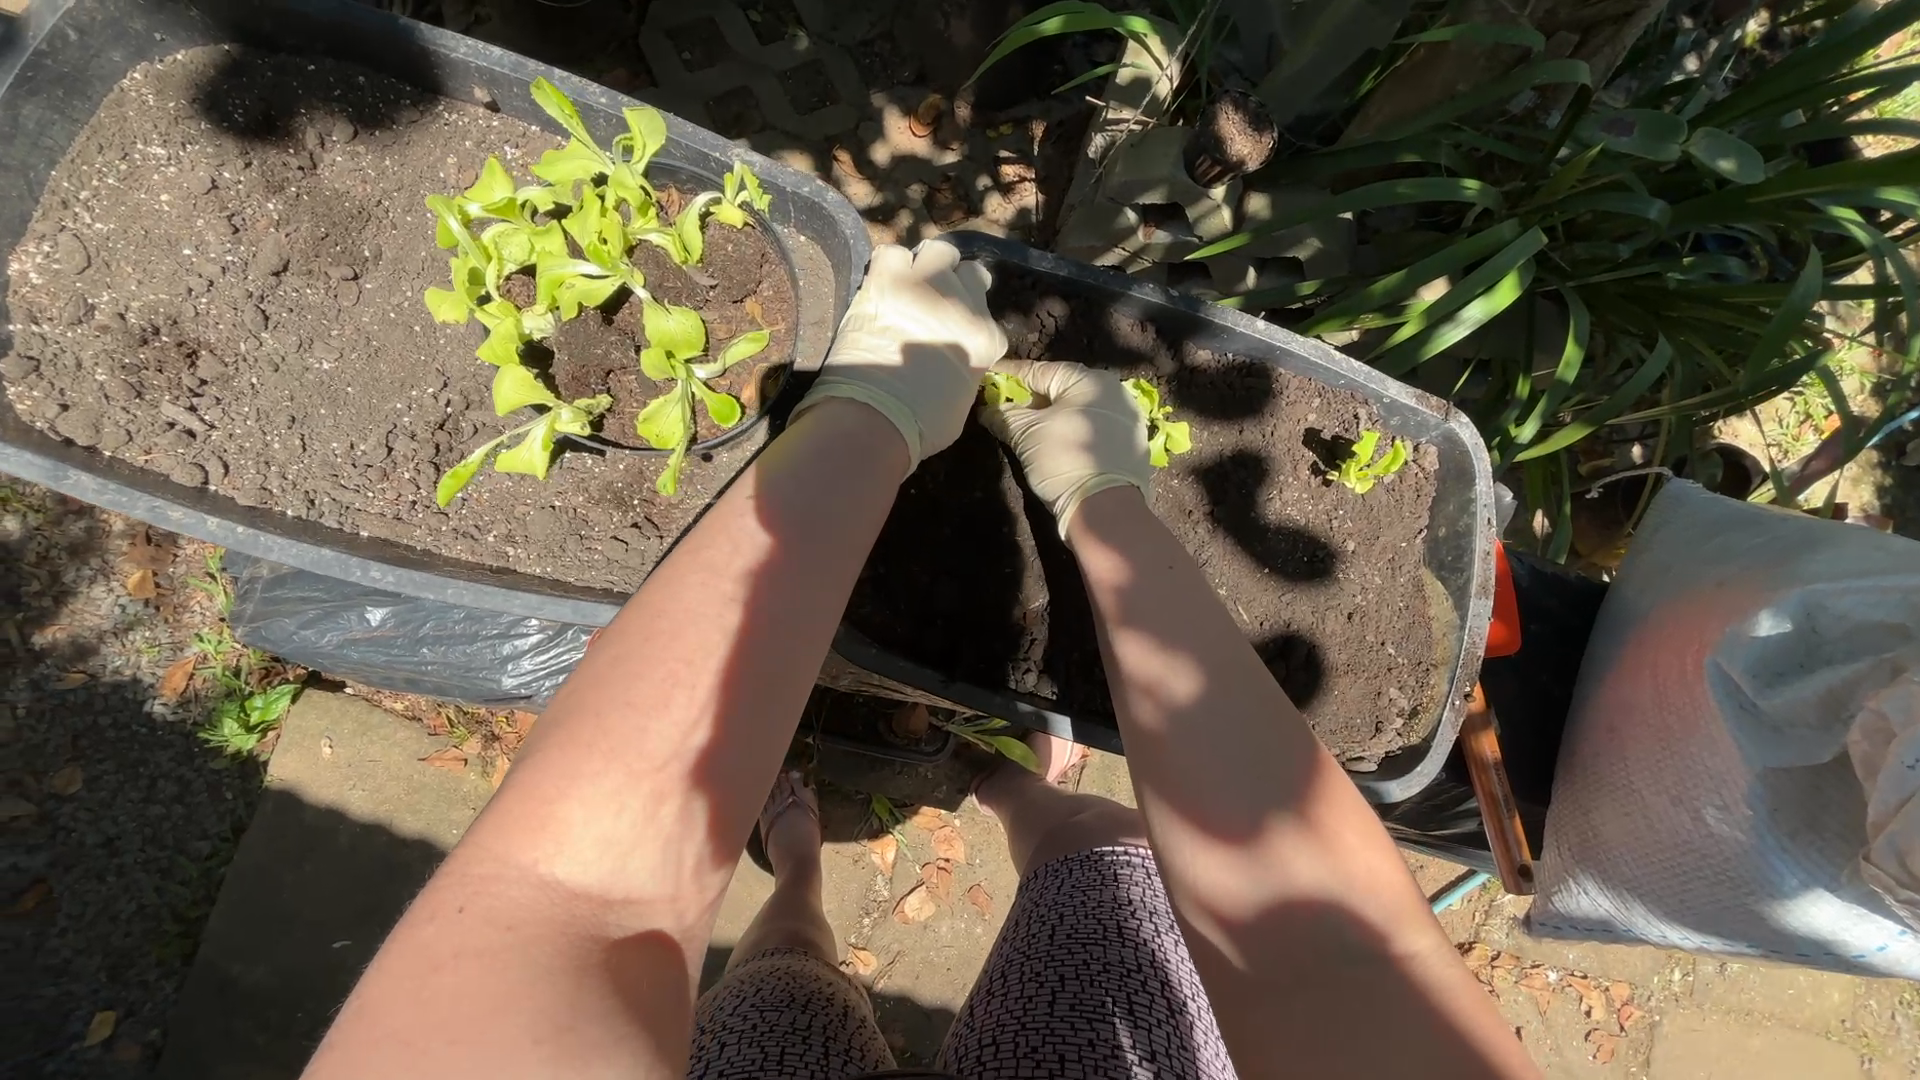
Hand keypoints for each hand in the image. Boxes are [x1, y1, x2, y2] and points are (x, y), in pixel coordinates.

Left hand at [791, 240, 1006, 471]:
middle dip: (954, 283)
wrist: (878, 416)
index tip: (954, 332)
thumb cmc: (923, 425)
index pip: (988, 318)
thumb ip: (963, 372)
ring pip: (937, 250)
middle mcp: (964, 304)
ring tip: (908, 285)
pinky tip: (880, 284)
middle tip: (933, 300)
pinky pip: (891, 253)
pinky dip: (887, 266)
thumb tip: (950, 368)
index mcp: (986, 339)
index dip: (970, 322)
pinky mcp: (889, 279)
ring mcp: (928, 286)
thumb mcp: (961, 402)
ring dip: (924, 265)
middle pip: (970, 272)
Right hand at [976, 359, 1152, 537]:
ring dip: (1054, 416)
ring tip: (1030, 429)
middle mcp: (1114, 391)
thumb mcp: (1025, 435)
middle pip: (1062, 389)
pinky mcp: (1131, 444)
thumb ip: (1003, 416)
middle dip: (1033, 398)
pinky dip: (1073, 432)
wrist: (1104, 510)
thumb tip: (986, 409)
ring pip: (1080, 410)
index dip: (1011, 375)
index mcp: (1089, 380)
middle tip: (1007, 407)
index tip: (990, 376)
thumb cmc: (1063, 461)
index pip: (1040, 371)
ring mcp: (1127, 418)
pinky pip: (1094, 429)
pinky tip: (1057, 445)